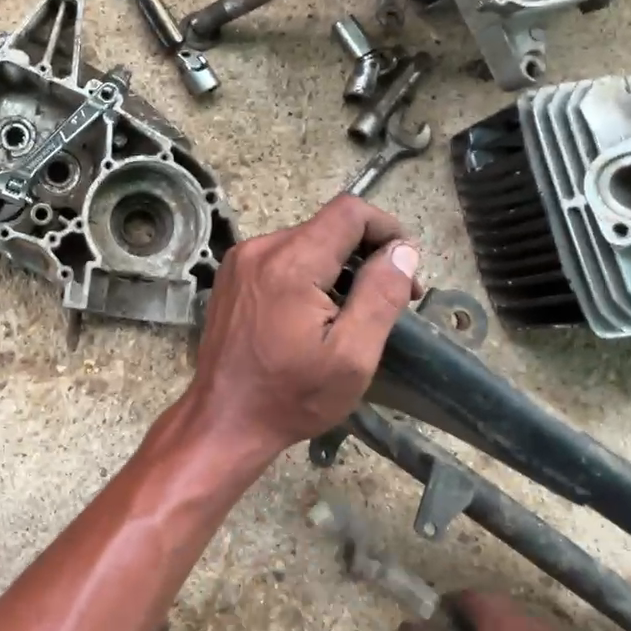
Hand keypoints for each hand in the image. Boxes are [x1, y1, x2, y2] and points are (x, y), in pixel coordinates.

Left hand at [186, 194, 419, 456]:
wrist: (225, 418)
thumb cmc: (291, 395)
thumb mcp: (352, 355)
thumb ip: (380, 294)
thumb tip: (403, 249)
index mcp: (289, 262)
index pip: (348, 211)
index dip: (387, 229)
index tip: (406, 267)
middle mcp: (259, 249)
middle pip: (326, 227)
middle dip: (366, 254)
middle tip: (390, 300)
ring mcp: (240, 261)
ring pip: (305, 242)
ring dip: (337, 266)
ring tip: (355, 312)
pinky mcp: (232, 276)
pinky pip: (281, 258)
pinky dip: (308, 274)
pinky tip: (317, 313)